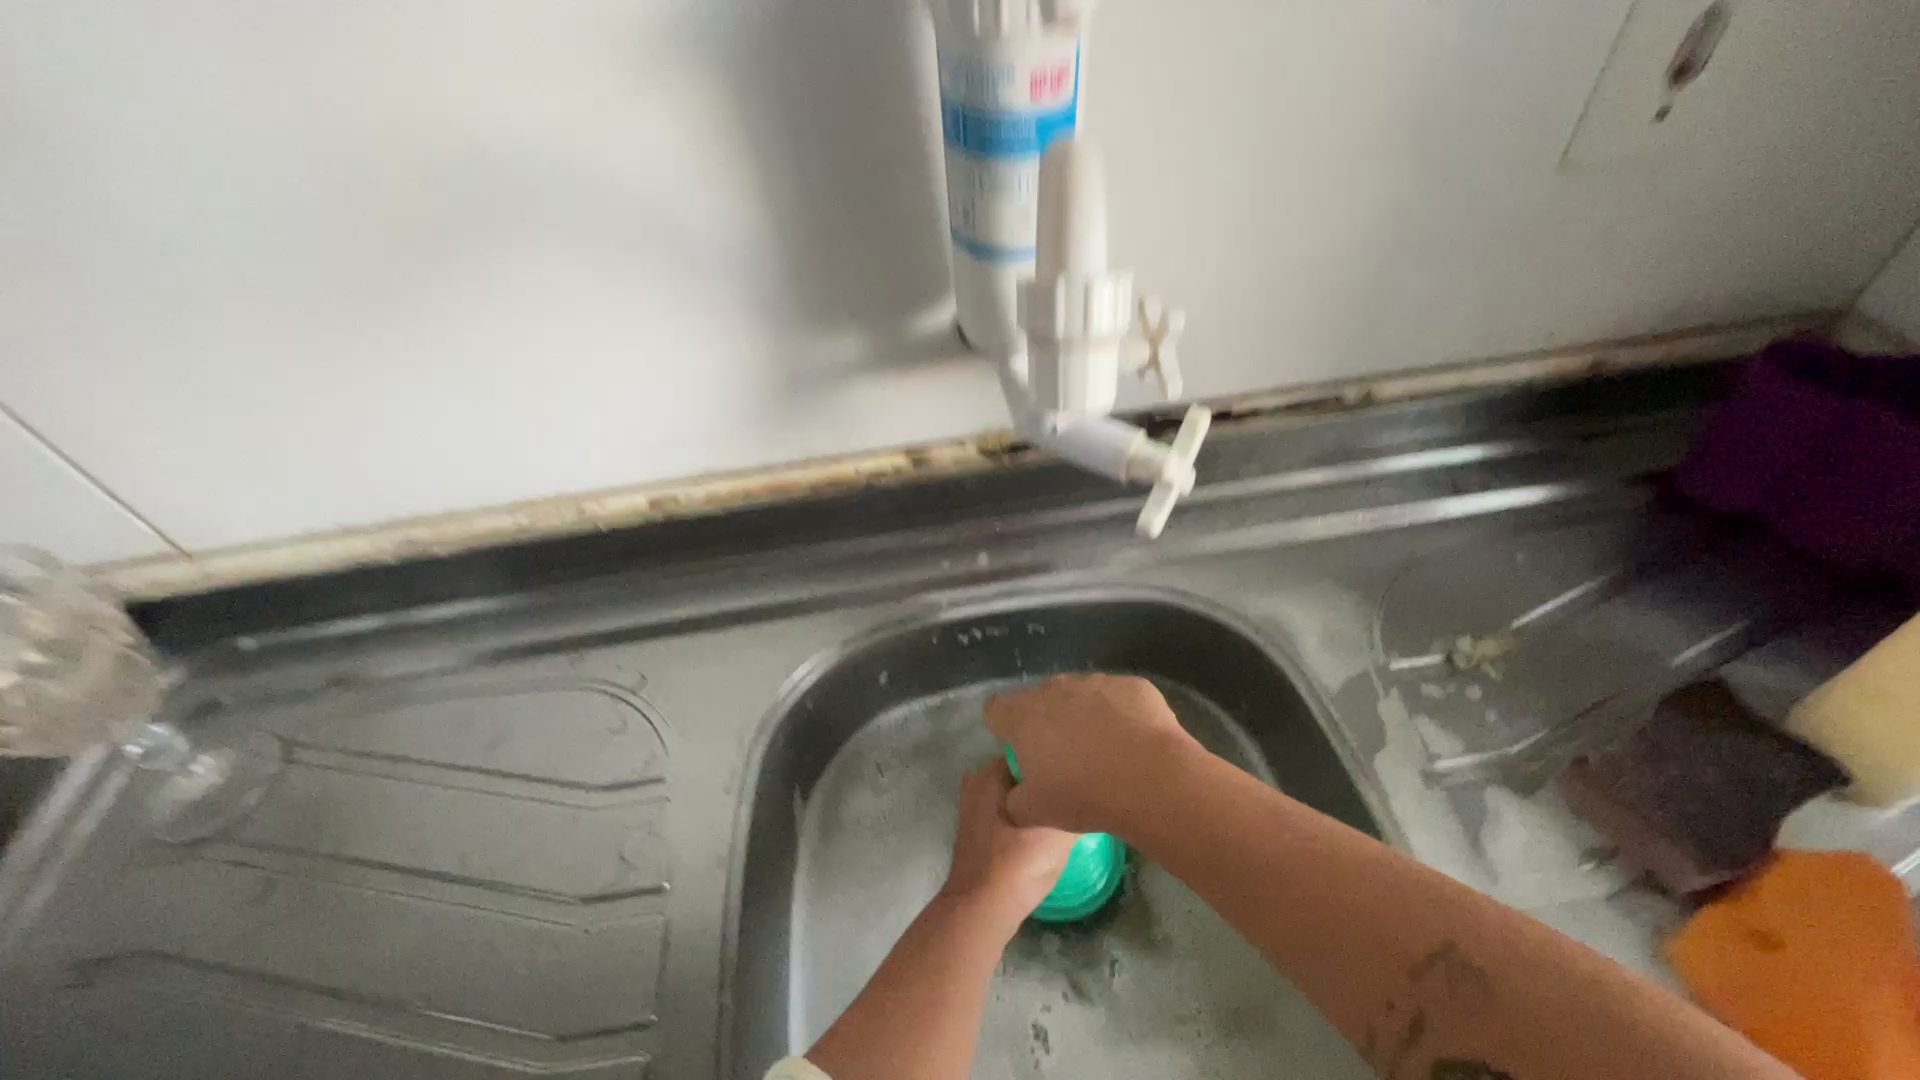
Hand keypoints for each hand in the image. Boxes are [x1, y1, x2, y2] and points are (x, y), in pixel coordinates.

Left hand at [939, 760, 1077, 929]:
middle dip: (1052, 782)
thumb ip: (1076, 803)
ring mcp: (976, 809)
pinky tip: (1051, 833)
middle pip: (1027, 773)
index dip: (1060, 759)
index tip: (1086, 771)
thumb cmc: (1018, 862)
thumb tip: (1093, 793)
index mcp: (989, 771)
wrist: (982, 910)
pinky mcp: (981, 833)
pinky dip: (1030, 820)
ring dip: (1043, 803)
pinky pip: (1013, 815)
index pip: (1034, 749)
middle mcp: (978, 782)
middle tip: (1084, 791)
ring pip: (1020, 795)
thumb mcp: (1058, 830)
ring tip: (1073, 811)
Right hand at [984, 674, 1202, 834]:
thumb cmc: (1084, 795)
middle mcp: (1055, 689)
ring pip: (1079, 695)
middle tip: (1064, 758)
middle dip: (1046, 722)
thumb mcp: (1033, 814)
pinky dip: (1120, 714)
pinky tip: (1134, 743)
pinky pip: (1117, 697)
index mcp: (1023, 716)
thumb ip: (1013, 800)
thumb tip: (1017, 793)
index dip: (1003, 729)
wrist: (1151, 779)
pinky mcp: (1132, 684)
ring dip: (1083, 716)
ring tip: (1105, 752)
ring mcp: (1095, 681)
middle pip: (1039, 699)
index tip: (1020, 751)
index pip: (995, 709)